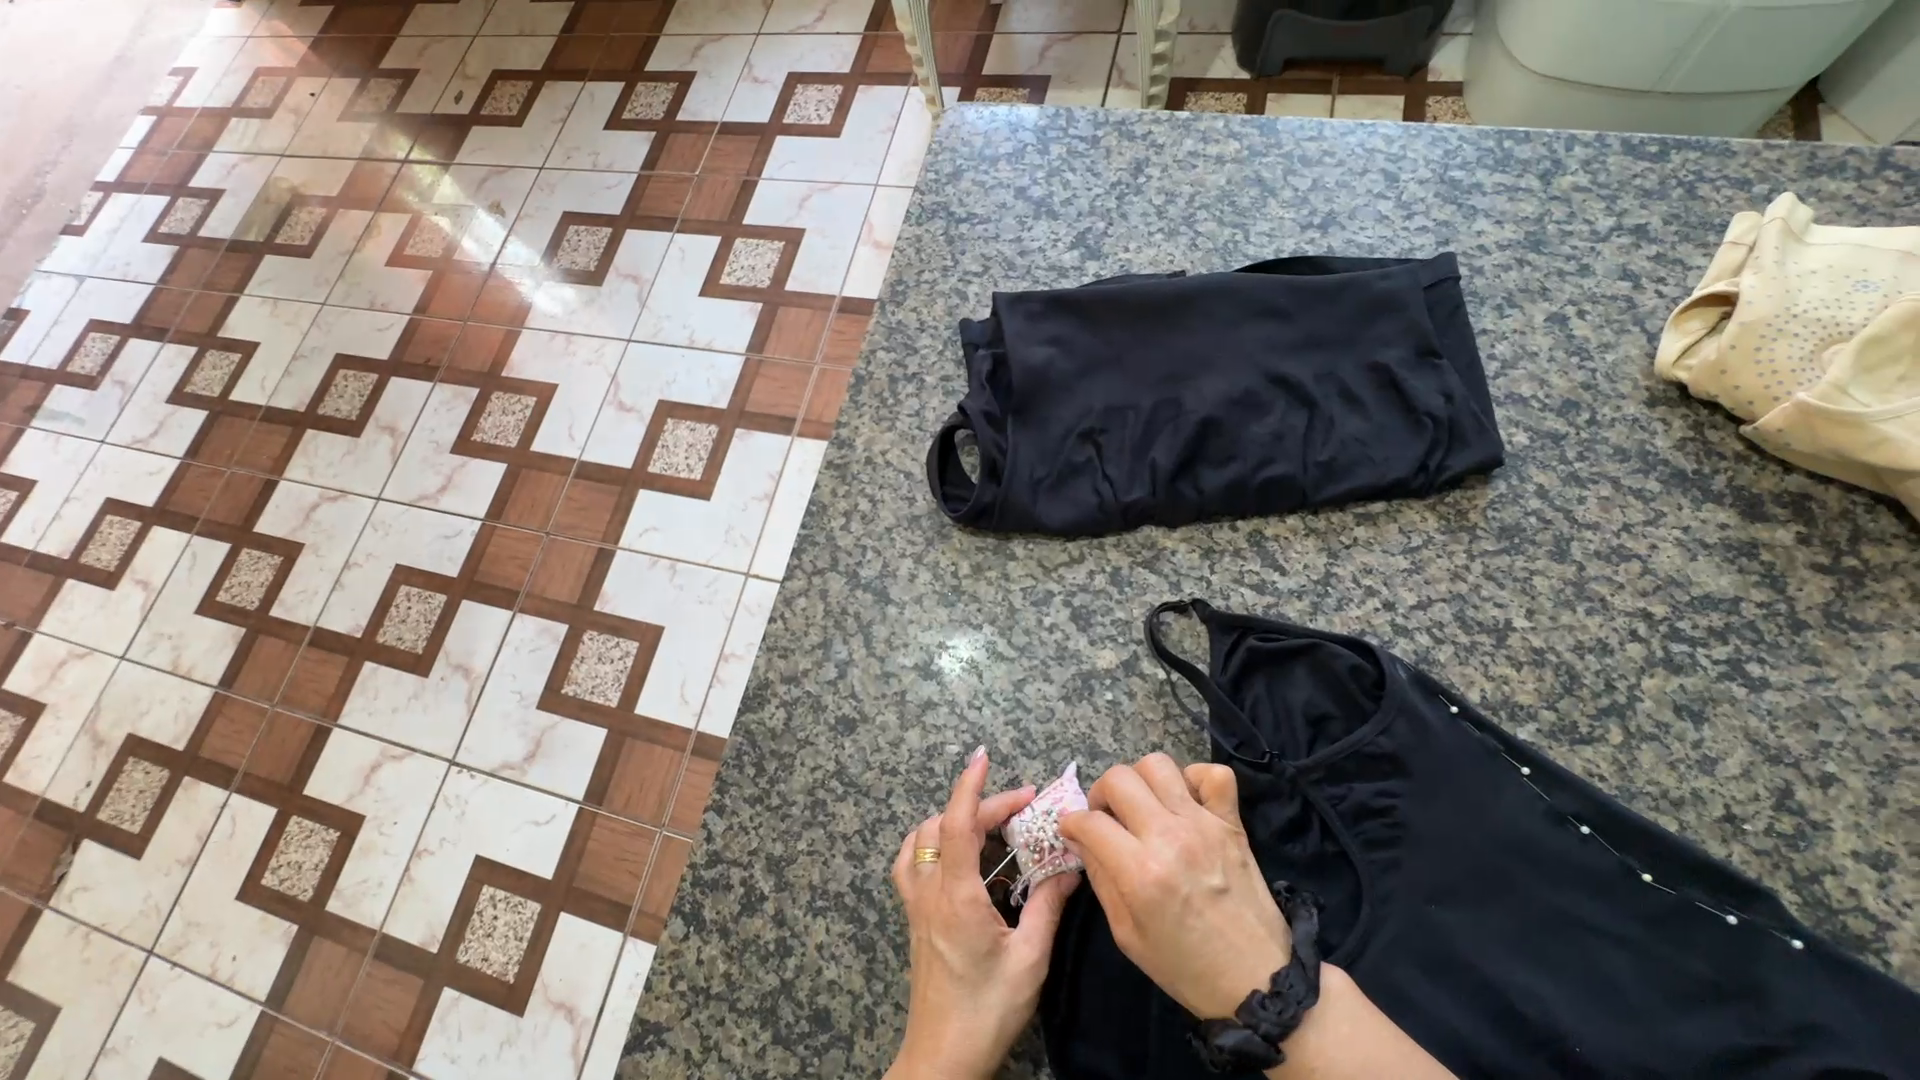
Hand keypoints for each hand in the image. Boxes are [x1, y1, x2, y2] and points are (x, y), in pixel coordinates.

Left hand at [885, 748, 1080, 1079]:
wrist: (941, 1058)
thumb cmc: (987, 1010)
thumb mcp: (1029, 960)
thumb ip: (1047, 907)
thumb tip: (1069, 867)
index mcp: (957, 897)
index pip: (955, 824)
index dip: (969, 787)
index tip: (984, 757)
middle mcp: (929, 892)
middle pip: (944, 827)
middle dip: (981, 805)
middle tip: (1023, 806)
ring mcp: (916, 906)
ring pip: (919, 841)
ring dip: (951, 820)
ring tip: (989, 823)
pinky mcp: (915, 920)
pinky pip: (910, 865)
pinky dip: (929, 844)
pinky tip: (954, 855)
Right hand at [1058, 753, 1290, 1020]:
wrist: (1256, 981)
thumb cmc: (1184, 966)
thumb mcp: (1127, 934)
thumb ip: (1101, 879)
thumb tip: (1081, 839)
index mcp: (1139, 872)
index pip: (1089, 821)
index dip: (1071, 824)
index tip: (1073, 832)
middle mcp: (1169, 837)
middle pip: (1118, 779)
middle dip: (1100, 794)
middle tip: (1106, 818)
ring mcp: (1203, 824)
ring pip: (1158, 764)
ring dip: (1140, 781)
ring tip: (1142, 806)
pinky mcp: (1232, 822)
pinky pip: (1214, 774)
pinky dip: (1194, 778)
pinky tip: (1184, 801)